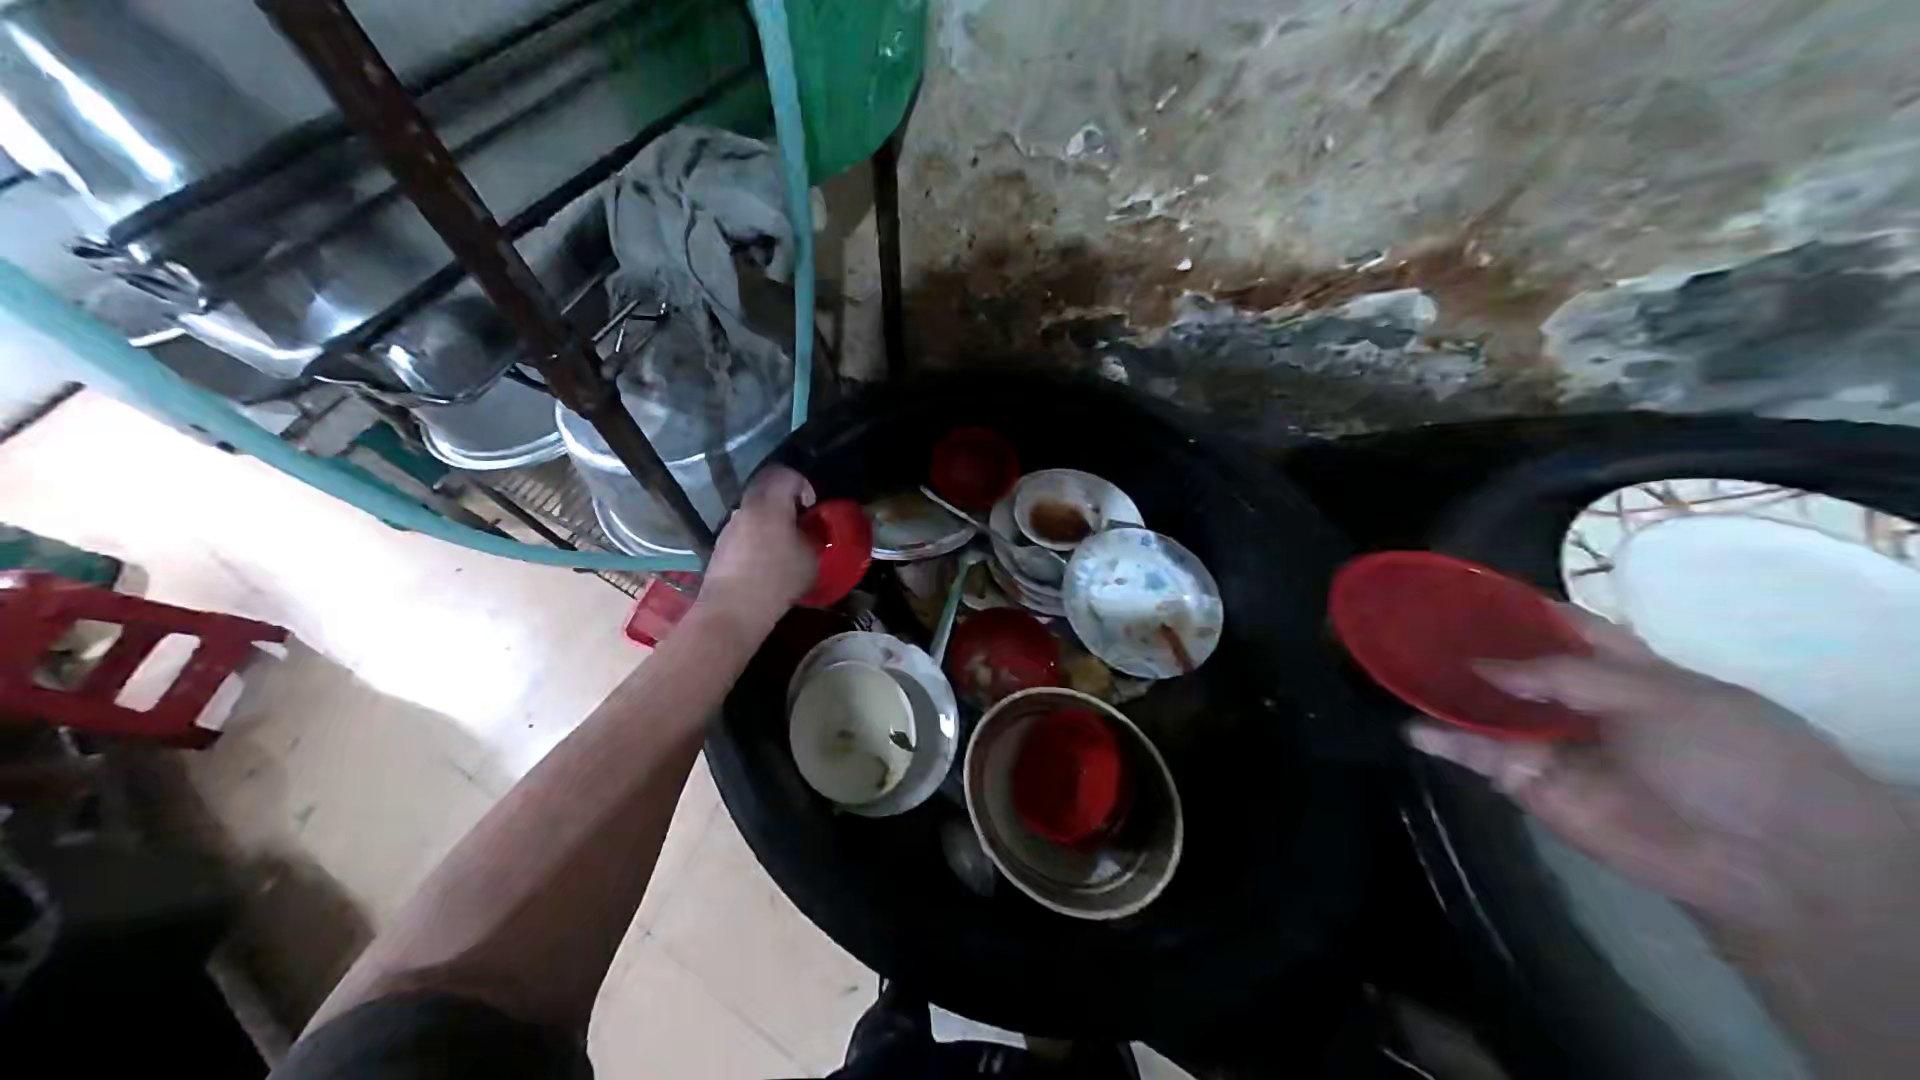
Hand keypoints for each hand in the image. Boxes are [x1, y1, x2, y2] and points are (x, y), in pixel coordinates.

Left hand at [695, 465, 817, 631]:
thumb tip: (813, 530)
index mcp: (769, 503)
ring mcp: (730, 525)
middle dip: (787, 498)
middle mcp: (746, 507)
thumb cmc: (778, 578)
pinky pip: (745, 527)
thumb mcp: (811, 557)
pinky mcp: (721, 544)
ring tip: (786, 543)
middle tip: (801, 519)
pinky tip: (767, 559)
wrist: (733, 609)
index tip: (812, 508)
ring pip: (754, 508)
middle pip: (767, 486)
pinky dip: (758, 533)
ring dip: (771, 517)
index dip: (803, 485)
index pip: (785, 474)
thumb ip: (814, 536)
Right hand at [1409, 608, 1919, 1075]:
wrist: (1760, 855)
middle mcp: (1572, 699)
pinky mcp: (1525, 779)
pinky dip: (1442, 739)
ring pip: (1480, 707)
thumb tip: (1479, 665)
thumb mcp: (1655, 693)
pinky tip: (1412, 726)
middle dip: (1462, 646)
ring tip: (1392, 667)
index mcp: (1616, 667)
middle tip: (1408, 626)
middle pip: (1506, 665)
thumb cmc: (1728, 754)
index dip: (1514, 605)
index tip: (1461, 588)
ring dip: (1440, 690)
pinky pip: (1475, 753)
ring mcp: (1545, 740)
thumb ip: (1559, 675)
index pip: (1556, 625)